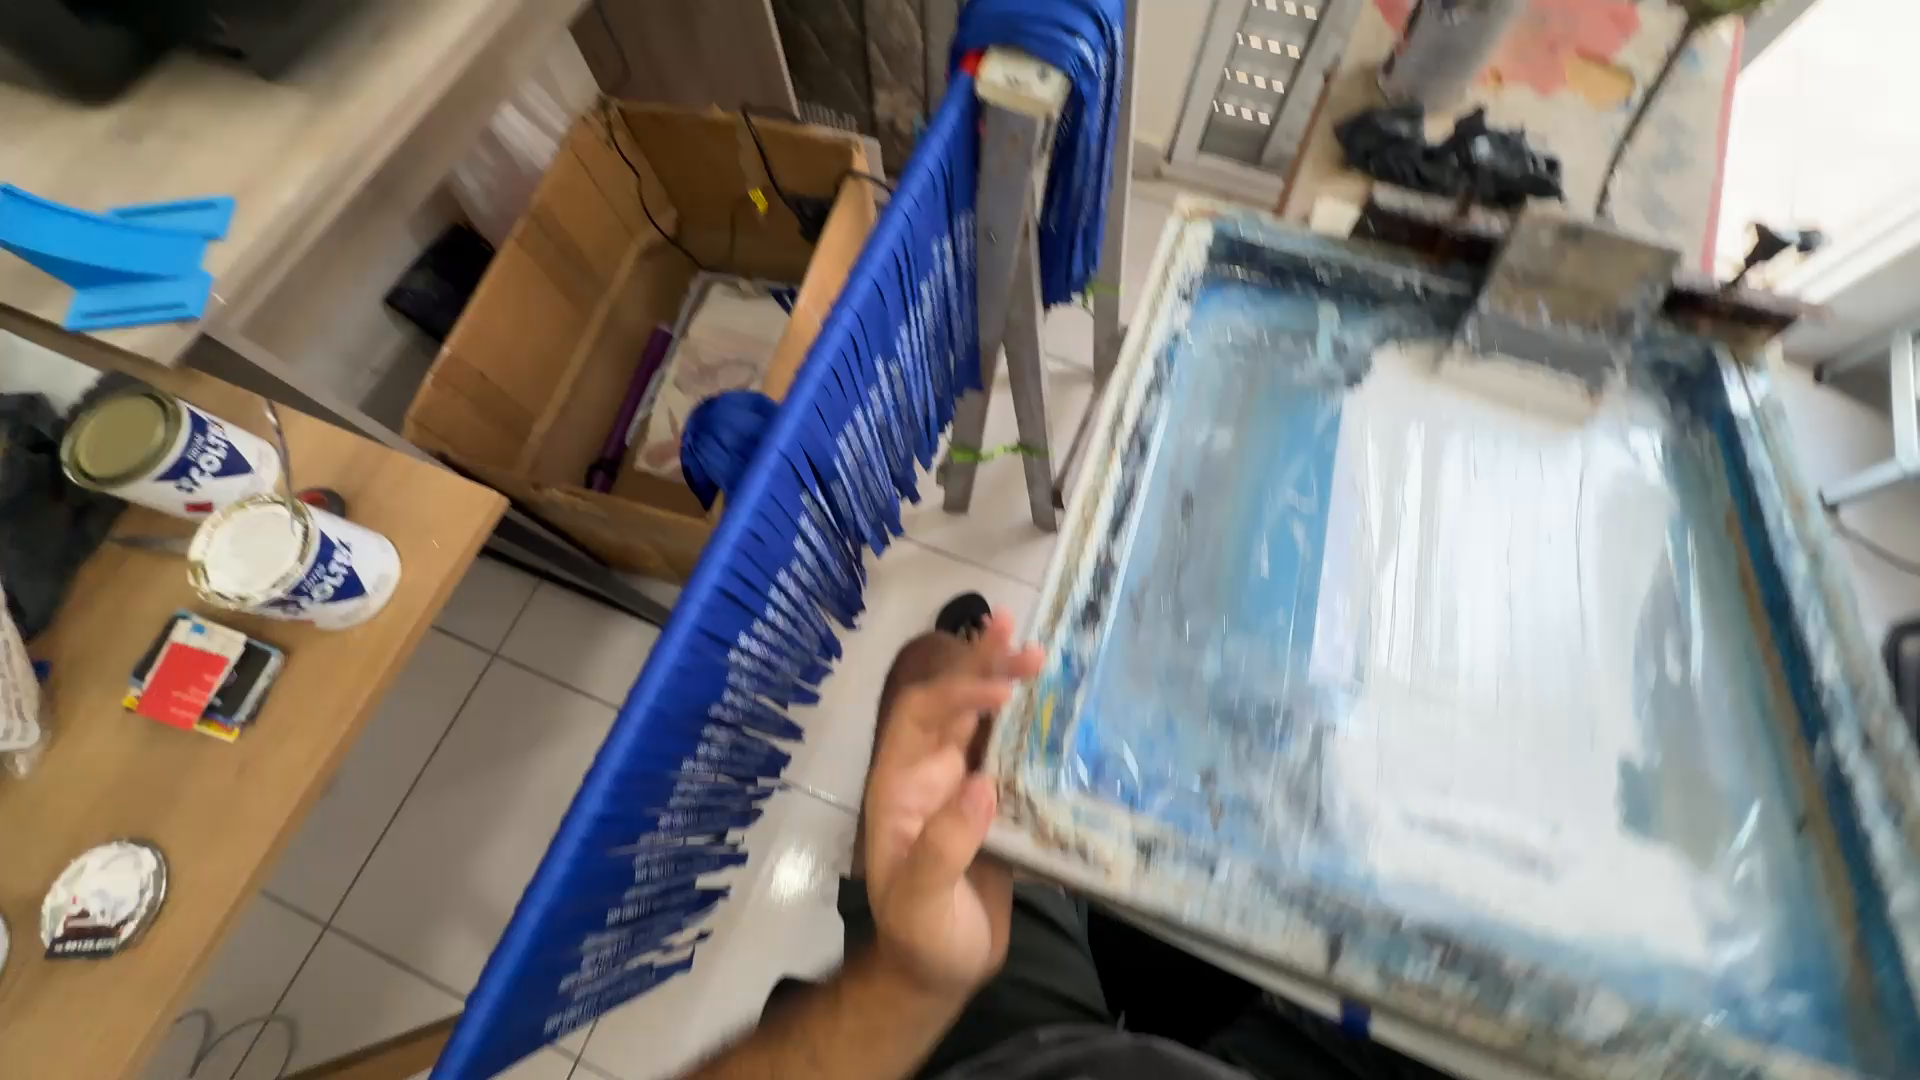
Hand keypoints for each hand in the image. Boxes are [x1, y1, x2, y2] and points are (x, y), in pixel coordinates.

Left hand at [862, 615, 1043, 1000]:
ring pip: (985, 721)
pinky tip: (1060, 709)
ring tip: (1040, 652)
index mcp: (902, 782)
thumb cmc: (920, 937)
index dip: (957, 694)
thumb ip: (943, 846)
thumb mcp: (920, 901)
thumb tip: (982, 784)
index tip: (1003, 691)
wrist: (941, 971)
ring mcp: (965, 784)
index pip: (922, 717)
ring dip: (1008, 684)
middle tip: (1016, 629)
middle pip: (953, 702)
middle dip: (981, 664)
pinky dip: (1035, 728)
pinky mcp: (997, 802)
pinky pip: (1015, 753)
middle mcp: (932, 771)